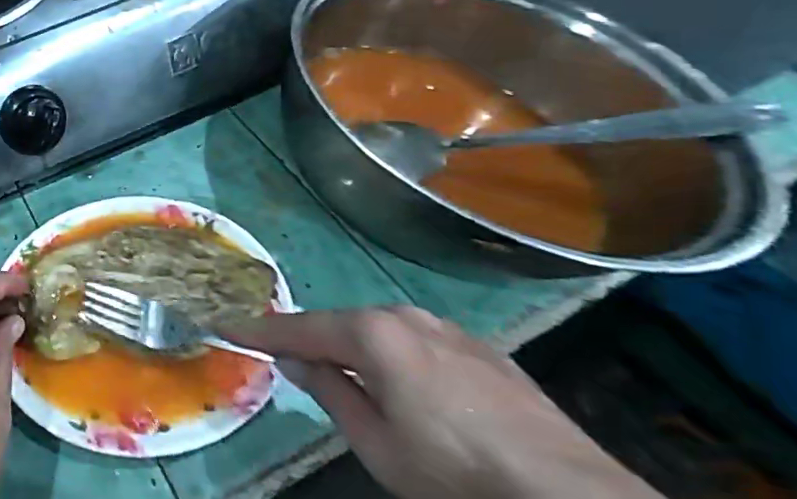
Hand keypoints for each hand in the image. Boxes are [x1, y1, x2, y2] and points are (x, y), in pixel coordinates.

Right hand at [223, 306, 659, 498]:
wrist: (566, 491)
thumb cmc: (455, 472)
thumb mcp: (378, 447)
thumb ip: (331, 394)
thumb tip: (296, 362)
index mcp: (373, 334)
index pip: (302, 328)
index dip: (263, 330)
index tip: (230, 326)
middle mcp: (406, 315)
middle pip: (345, 325)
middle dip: (319, 342)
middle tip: (294, 362)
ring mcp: (448, 328)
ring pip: (387, 332)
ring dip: (363, 351)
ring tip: (355, 380)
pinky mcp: (484, 349)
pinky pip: (424, 344)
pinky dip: (402, 358)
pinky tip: (416, 391)